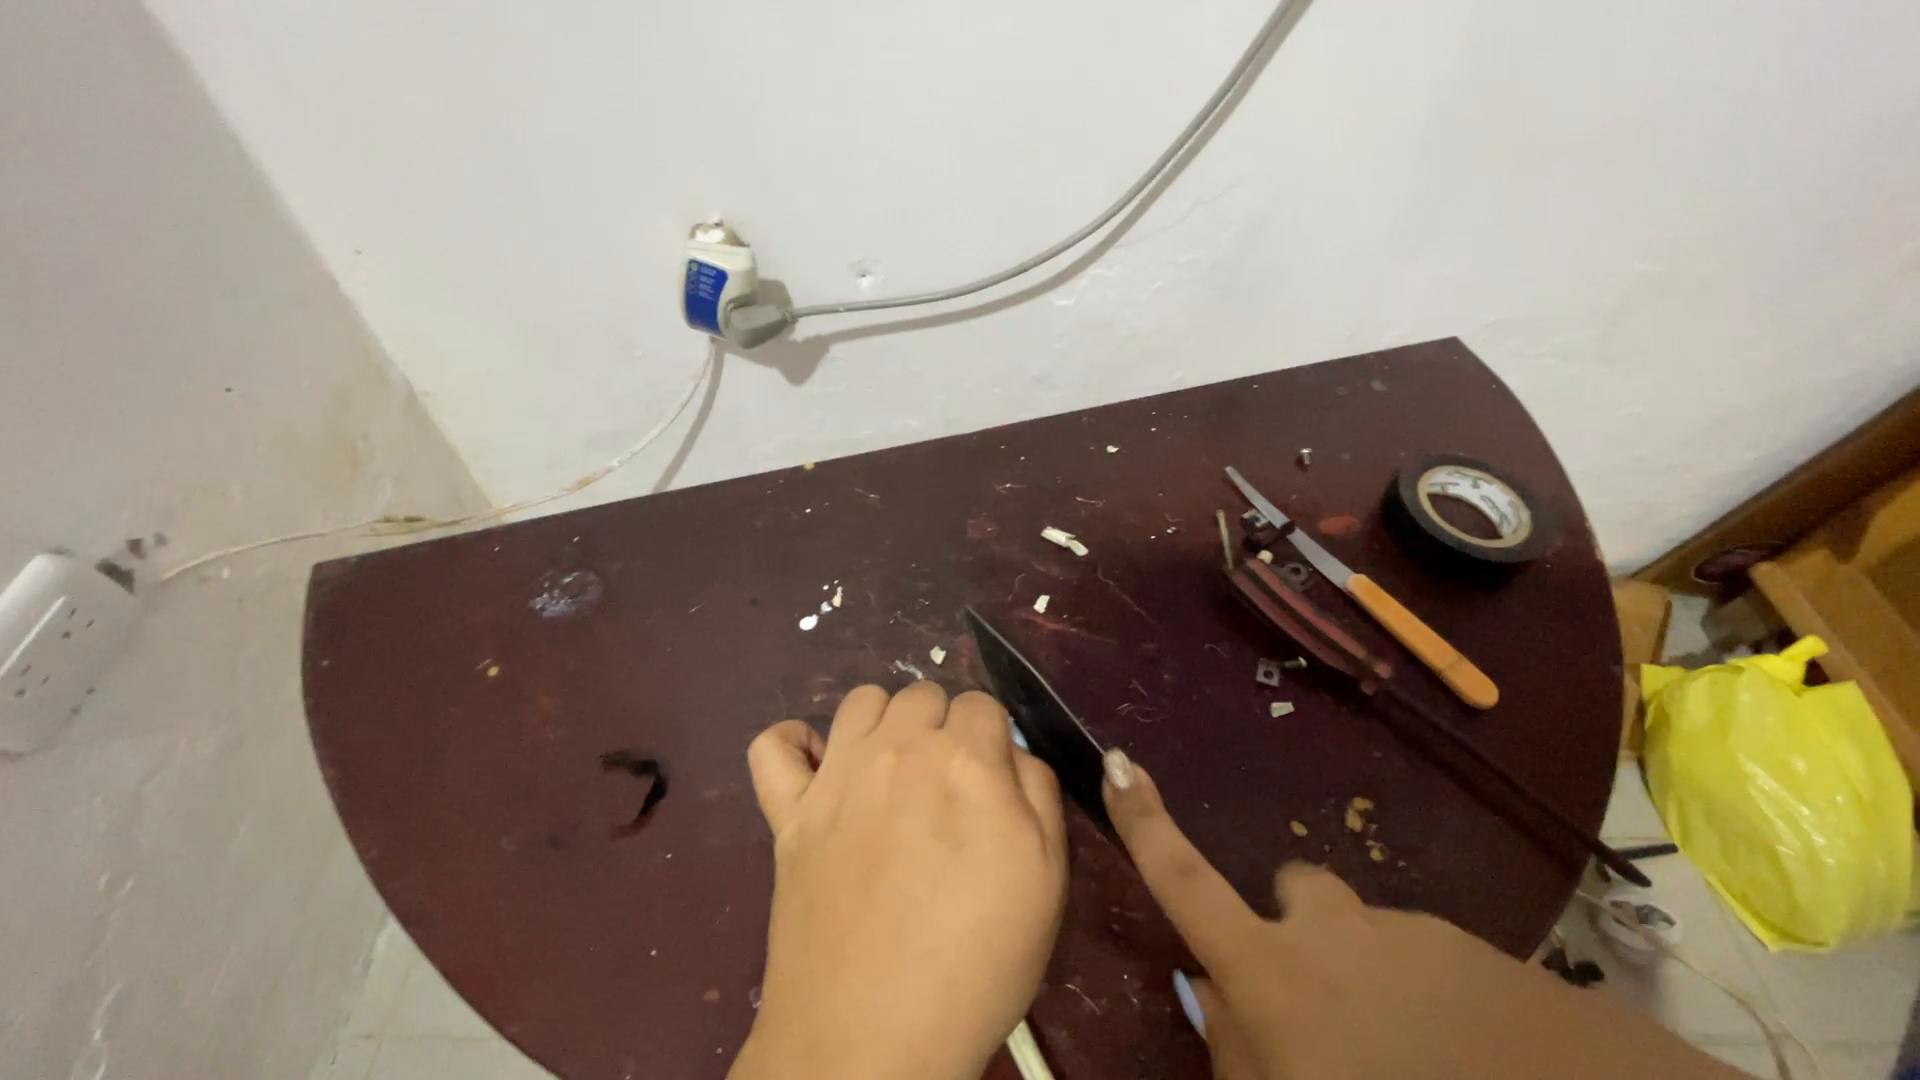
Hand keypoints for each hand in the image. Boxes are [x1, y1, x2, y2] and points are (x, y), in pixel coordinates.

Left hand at [732, 683, 1066, 1079]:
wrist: (872, 1039)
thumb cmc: (976, 964)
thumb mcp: (1046, 881)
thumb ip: (1038, 794)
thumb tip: (1011, 754)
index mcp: (965, 762)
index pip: (983, 704)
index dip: (993, 741)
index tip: (992, 786)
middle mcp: (897, 750)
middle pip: (923, 694)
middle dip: (943, 726)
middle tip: (948, 788)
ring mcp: (834, 778)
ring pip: (860, 700)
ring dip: (885, 723)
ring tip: (894, 774)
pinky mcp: (786, 812)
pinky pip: (774, 744)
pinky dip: (796, 745)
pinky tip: (820, 771)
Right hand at [1100, 748, 1743, 1079]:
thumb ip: (1238, 1052)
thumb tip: (1217, 1000)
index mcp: (1273, 969)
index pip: (1184, 882)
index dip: (1143, 822)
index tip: (1116, 761)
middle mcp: (1330, 928)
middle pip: (1292, 893)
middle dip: (1292, 931)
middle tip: (1323, 1012)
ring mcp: (1407, 931)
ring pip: (1363, 936)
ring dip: (1367, 980)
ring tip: (1409, 1061)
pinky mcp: (1475, 948)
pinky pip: (1423, 959)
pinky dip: (1426, 999)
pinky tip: (1462, 1060)